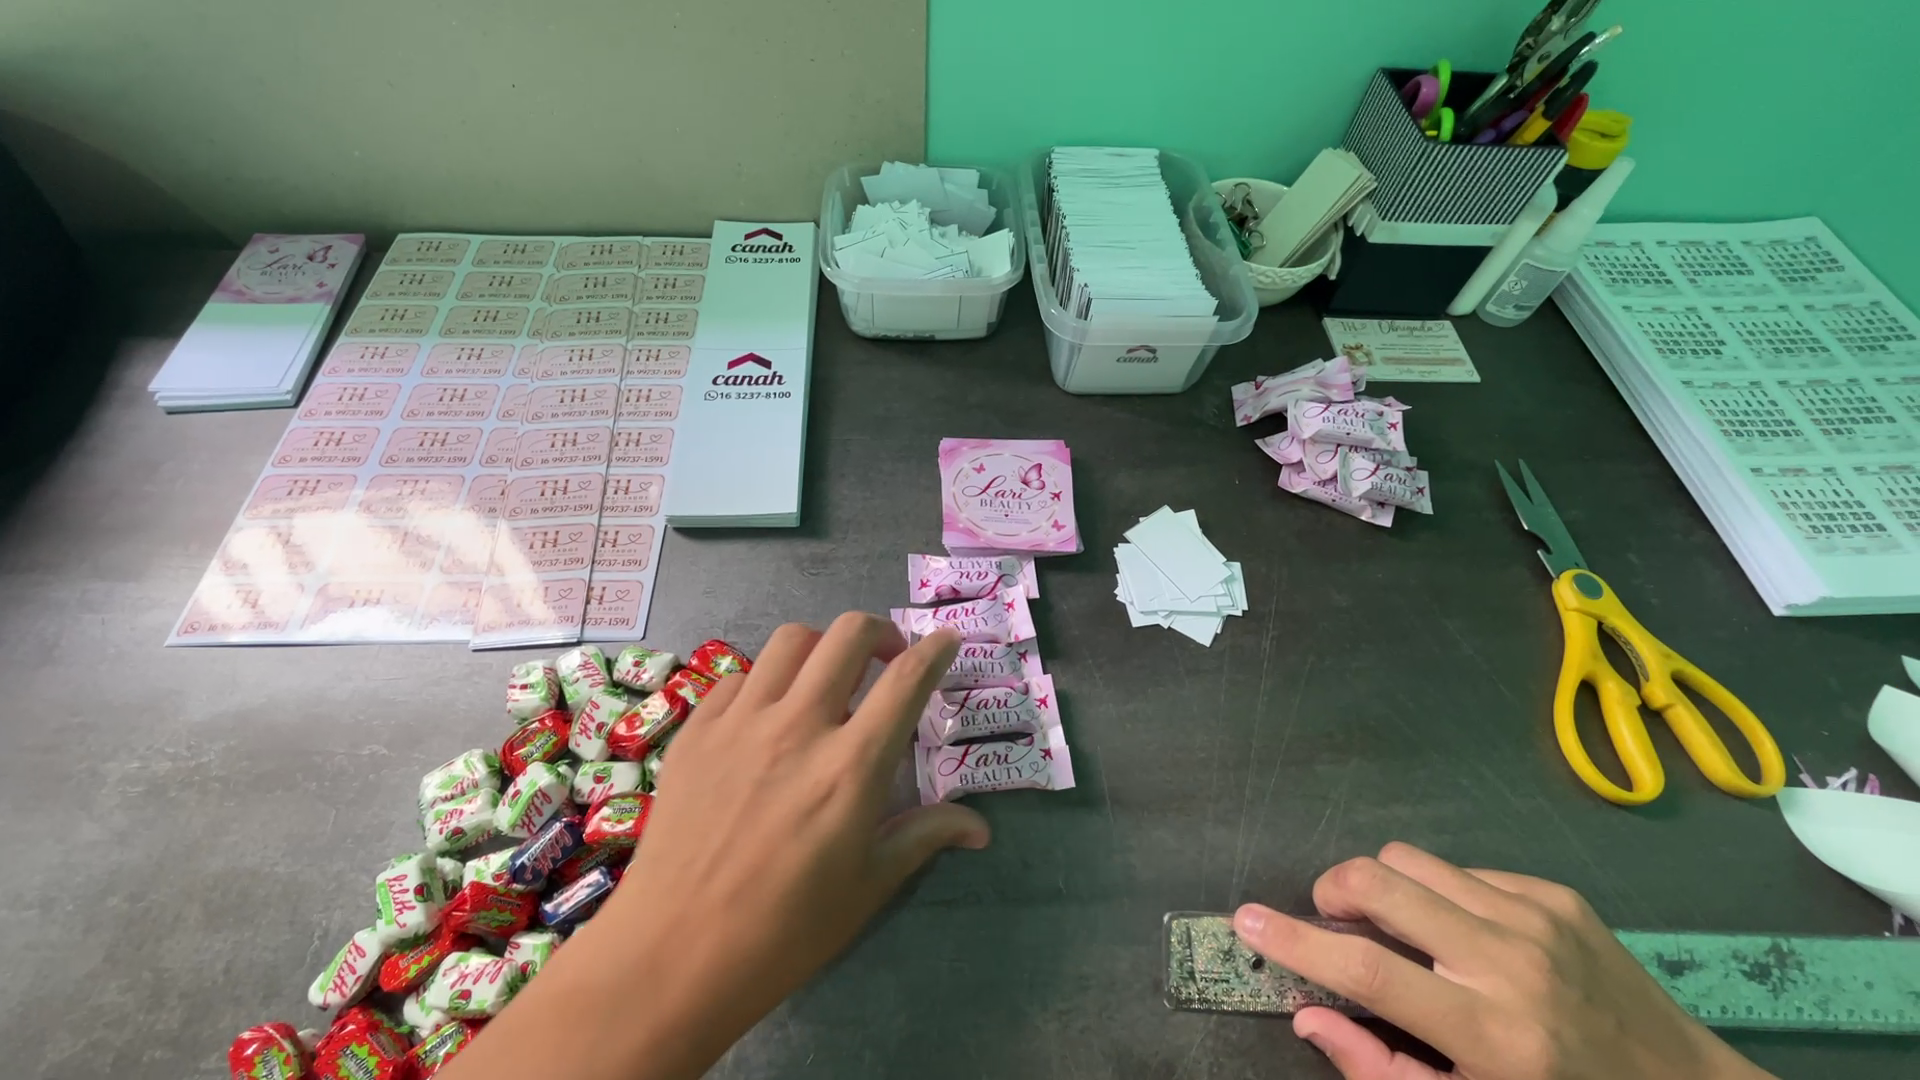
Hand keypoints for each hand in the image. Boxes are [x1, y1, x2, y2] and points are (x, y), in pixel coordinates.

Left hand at [445, 615, 987, 1079]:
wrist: (673, 953)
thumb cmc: (786, 930)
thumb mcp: (869, 886)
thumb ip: (924, 837)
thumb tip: (980, 829)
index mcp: (851, 766)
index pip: (905, 680)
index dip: (935, 650)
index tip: (945, 642)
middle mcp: (799, 726)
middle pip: (848, 634)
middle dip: (880, 633)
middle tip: (887, 660)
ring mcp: (741, 722)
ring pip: (791, 640)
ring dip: (823, 647)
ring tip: (827, 680)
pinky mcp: (696, 730)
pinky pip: (740, 675)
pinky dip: (767, 681)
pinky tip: (767, 716)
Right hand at [1233, 843, 1774, 1079]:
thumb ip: (1377, 1071)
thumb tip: (1305, 1015)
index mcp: (1491, 1037)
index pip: (1367, 972)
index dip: (1294, 941)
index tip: (1245, 919)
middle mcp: (1510, 962)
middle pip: (1379, 882)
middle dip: (1333, 891)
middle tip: (1333, 920)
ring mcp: (1536, 917)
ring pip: (1408, 860)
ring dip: (1383, 887)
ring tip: (1402, 928)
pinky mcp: (1554, 894)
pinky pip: (1458, 869)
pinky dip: (1438, 894)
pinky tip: (1466, 935)